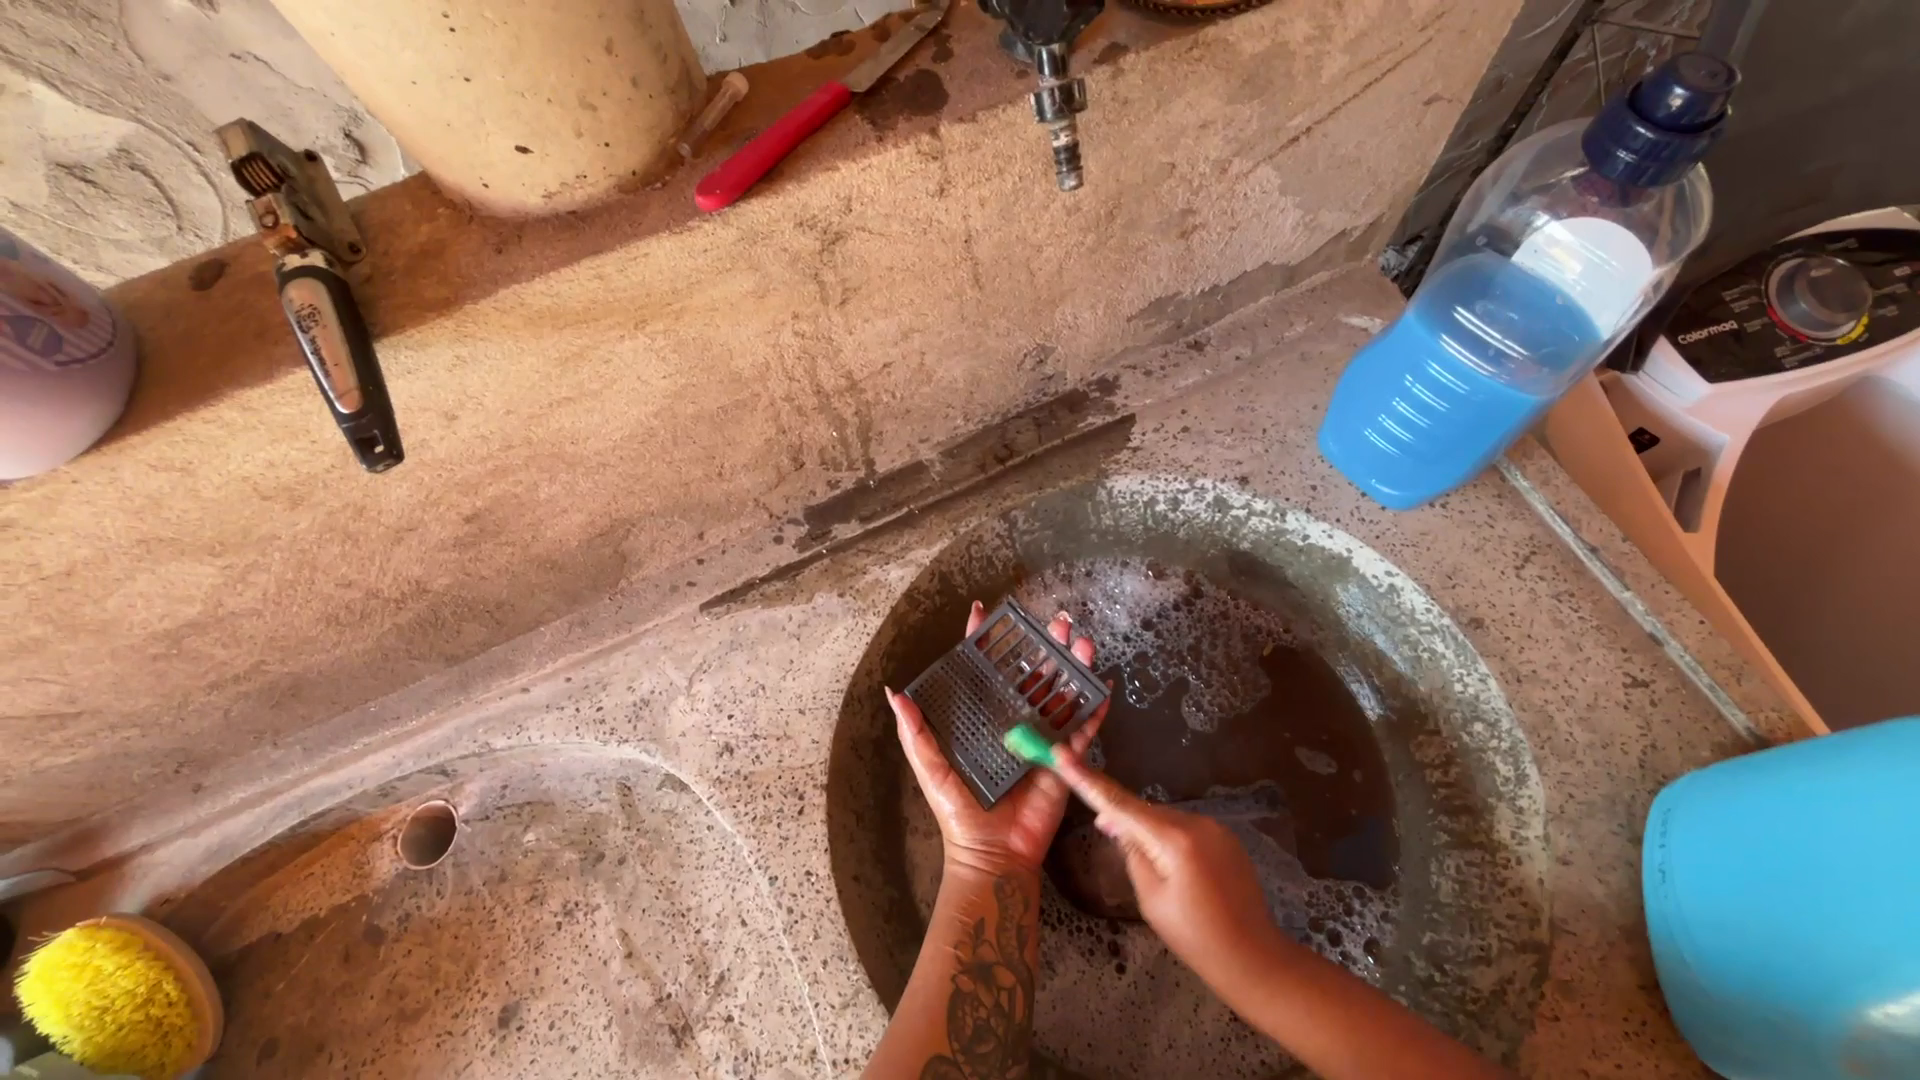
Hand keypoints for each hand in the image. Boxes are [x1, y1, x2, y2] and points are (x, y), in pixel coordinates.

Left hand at [887, 602, 1108, 877]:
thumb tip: (893, 692)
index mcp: (982, 718)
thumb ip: (914, 731)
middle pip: (1030, 674)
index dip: (983, 641)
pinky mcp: (1063, 758)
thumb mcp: (930, 767)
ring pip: (1060, 692)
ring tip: (1082, 642)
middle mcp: (1012, 720)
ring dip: (1073, 665)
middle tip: (1056, 620)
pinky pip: (1083, 728)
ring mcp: (1041, 737)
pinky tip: (1104, 682)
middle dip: (1043, 644)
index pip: (982, 670)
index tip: (983, 610)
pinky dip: (1096, 706)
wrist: (993, 852)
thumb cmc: (958, 809)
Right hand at [1051, 750, 1288, 990]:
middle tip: (1100, 828)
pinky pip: (1187, 830)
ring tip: (1149, 868)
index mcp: (1174, 838)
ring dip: (1149, 832)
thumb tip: (1117, 823)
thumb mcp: (1151, 899)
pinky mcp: (1227, 839)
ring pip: (1166, 820)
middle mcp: (1197, 822)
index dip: (1089, 780)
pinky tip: (1174, 869)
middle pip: (1145, 810)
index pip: (1121, 803)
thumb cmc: (1196, 937)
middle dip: (1122, 816)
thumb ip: (1132, 853)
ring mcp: (1216, 828)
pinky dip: (1171, 839)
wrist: (1255, 958)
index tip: (1063, 754)